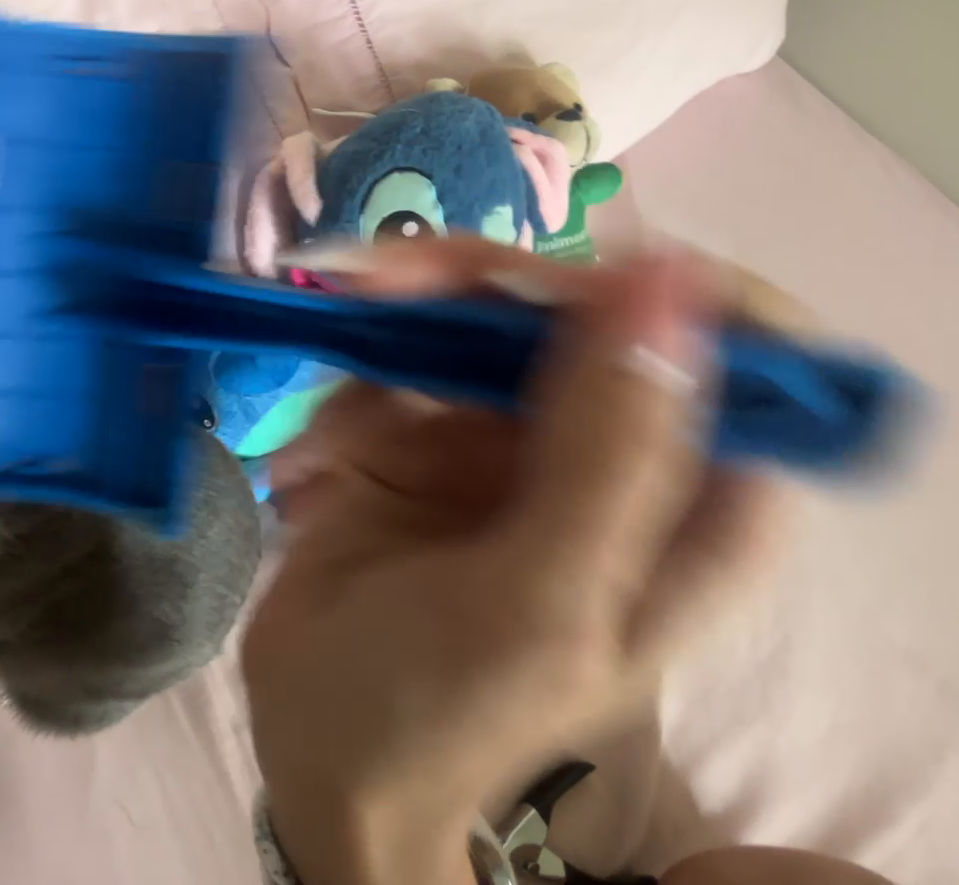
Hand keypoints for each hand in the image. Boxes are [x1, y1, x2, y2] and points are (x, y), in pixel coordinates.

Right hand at [244, 240, 791, 884]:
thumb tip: (667, 280)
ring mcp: (496, 448)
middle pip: (560, 318)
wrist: (318, 751)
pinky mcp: (412, 450)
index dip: (640, 292)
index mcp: (687, 507)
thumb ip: (610, 451)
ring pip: (455, 335)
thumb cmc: (442, 707)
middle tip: (367, 283)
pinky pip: (379, 381)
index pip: (728, 348)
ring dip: (375, 362)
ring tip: (320, 446)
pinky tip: (303, 478)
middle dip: (461, 295)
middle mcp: (598, 460)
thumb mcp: (536, 597)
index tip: (524, 284)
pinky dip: (334, 414)